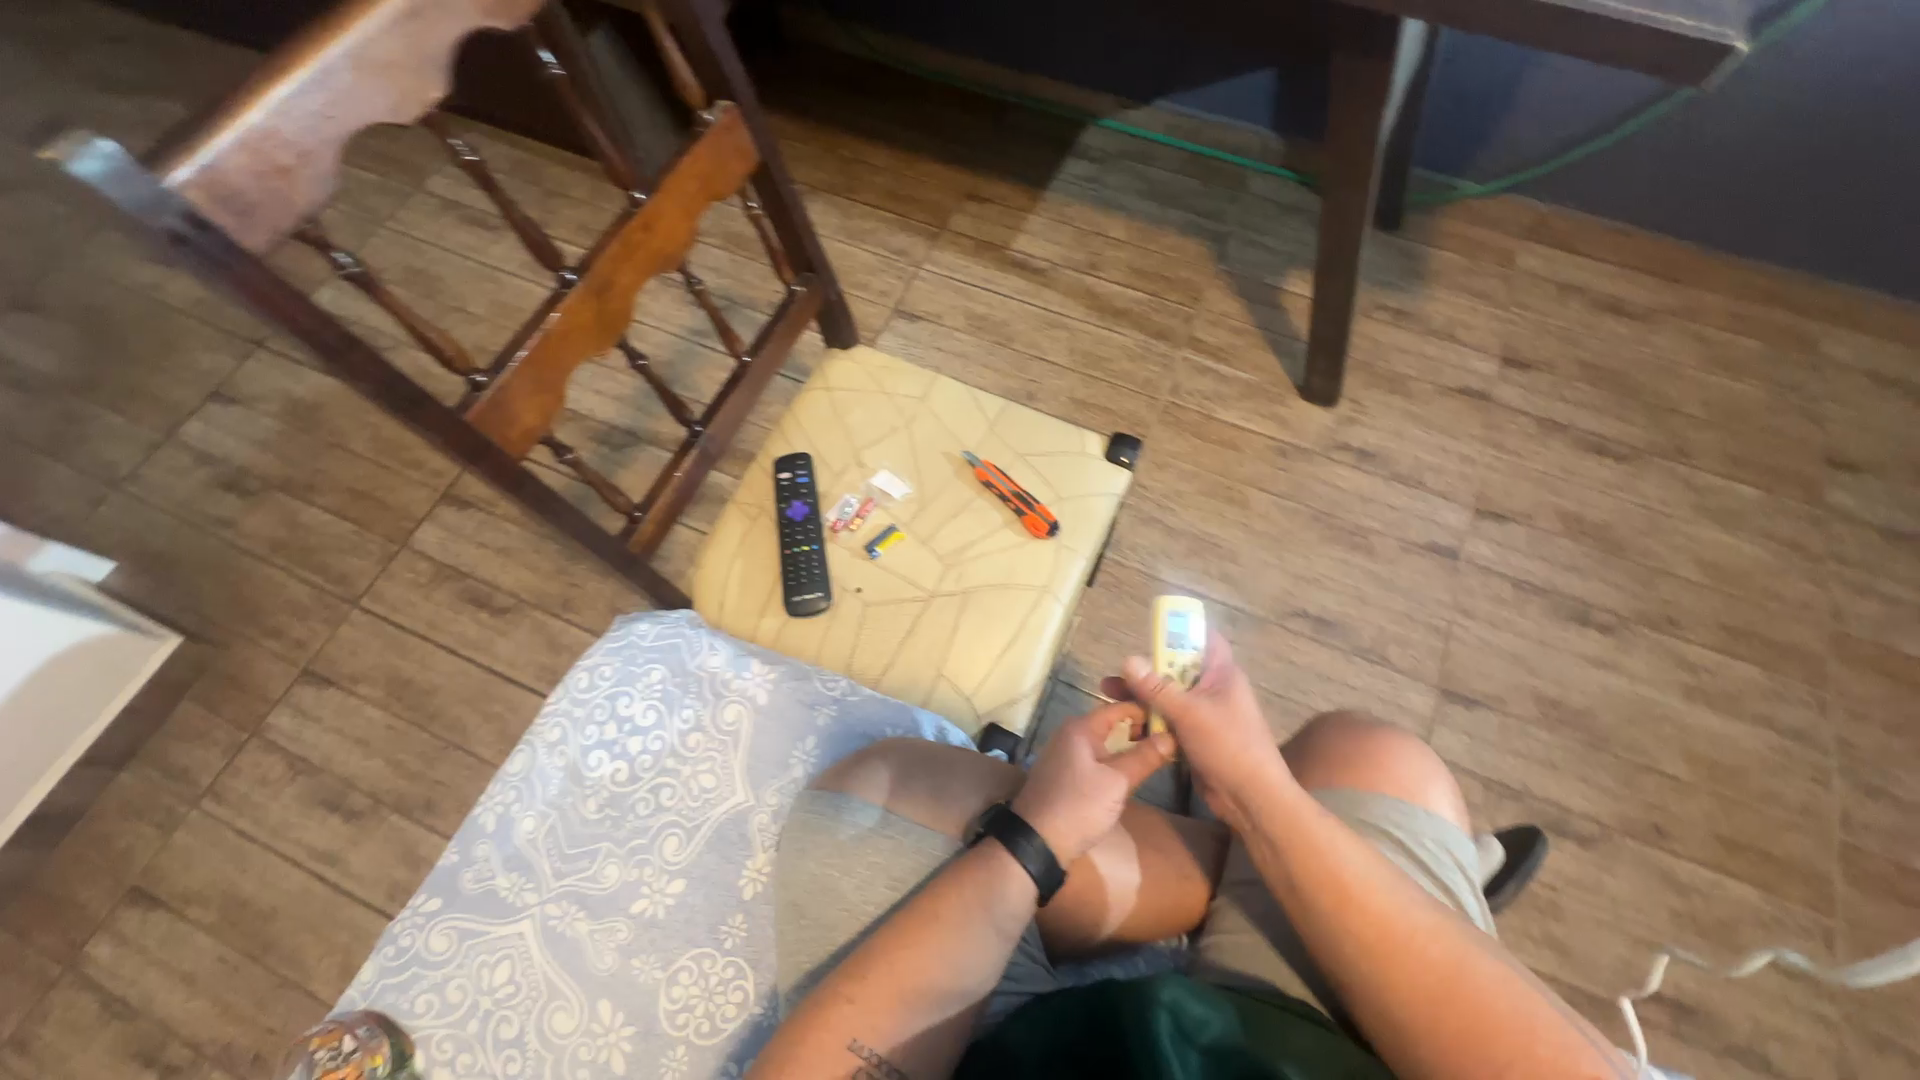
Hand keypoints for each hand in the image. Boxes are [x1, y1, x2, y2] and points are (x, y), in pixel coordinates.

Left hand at [1009, 703, 1172, 863]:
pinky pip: (1094, 757)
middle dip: (1138, 729)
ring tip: (1157, 753)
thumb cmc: (1078, 806)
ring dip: (1127, 746)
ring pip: (1103, 742)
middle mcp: (1069, 733)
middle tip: (1170, 739)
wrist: (1037, 841)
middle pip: (1110, 723)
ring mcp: (1064, 754)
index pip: (1119, 708)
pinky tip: (1130, 770)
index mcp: (1080, 727)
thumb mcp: (1117, 782)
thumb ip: (1144, 757)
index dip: (1146, 711)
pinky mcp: (1064, 773)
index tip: (1173, 719)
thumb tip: (1171, 735)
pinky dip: (1113, 759)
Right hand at [1112, 633, 1295, 832]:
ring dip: (1142, 698)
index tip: (1151, 629)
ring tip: (1108, 697)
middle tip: (1116, 674)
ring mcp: (1203, 716)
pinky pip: (1167, 722)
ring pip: (1168, 699)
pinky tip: (1125, 725)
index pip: (1205, 640)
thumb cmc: (1229, 745)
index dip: (1182, 631)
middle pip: (1176, 671)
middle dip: (1146, 671)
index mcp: (1222, 675)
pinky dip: (1149, 722)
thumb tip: (1127, 659)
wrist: (1251, 799)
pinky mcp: (1195, 739)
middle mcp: (1213, 690)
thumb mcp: (1189, 712)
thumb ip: (1157, 687)